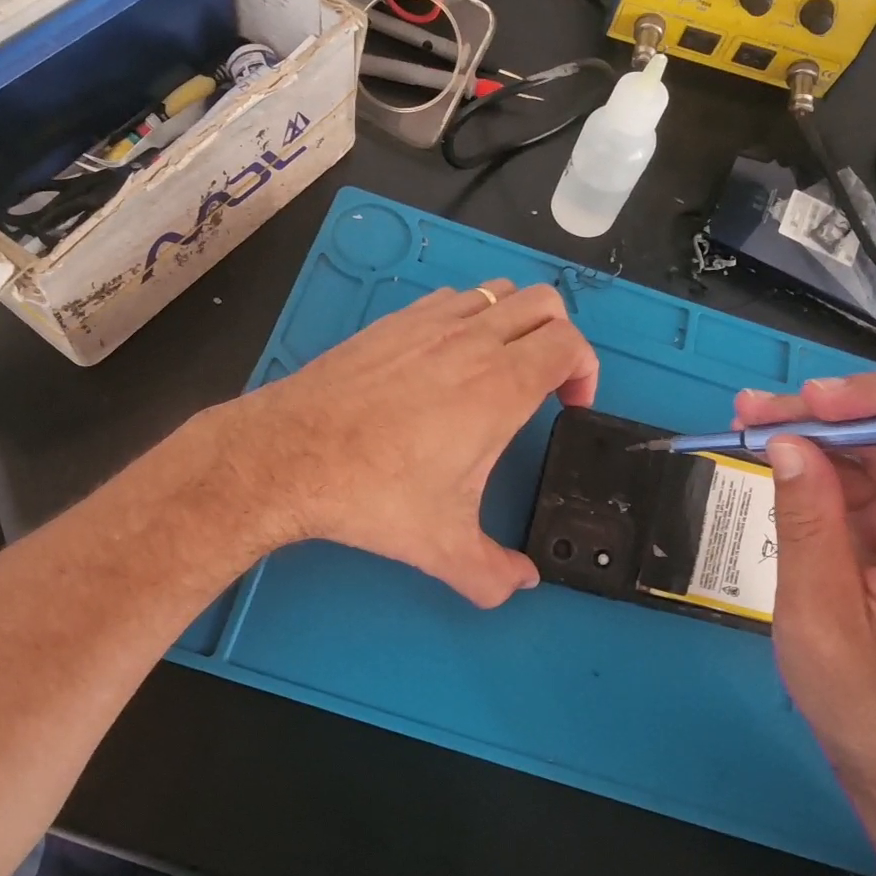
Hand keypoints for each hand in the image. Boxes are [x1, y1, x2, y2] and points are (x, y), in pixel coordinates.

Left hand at [181, 281, 598, 606]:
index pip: (570, 344)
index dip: (585, 371)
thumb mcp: (443, 546)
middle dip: (560, 338)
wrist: (290, 455)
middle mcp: (473, 342)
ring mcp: (430, 323)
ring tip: (499, 367)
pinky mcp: (393, 321)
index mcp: (500, 387)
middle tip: (545, 383)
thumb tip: (520, 583)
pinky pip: (452, 297)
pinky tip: (446, 359)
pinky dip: (469, 316)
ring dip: (515, 321)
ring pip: (498, 292)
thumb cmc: (374, 493)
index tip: (567, 407)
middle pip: (544, 304)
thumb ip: (492, 572)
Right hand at [742, 345, 875, 787]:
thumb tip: (789, 443)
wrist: (869, 733)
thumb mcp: (824, 625)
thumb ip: (810, 532)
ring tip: (758, 413)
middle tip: (801, 403)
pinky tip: (765, 426)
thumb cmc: (871, 701)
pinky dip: (812, 436)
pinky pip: (863, 451)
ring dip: (828, 417)